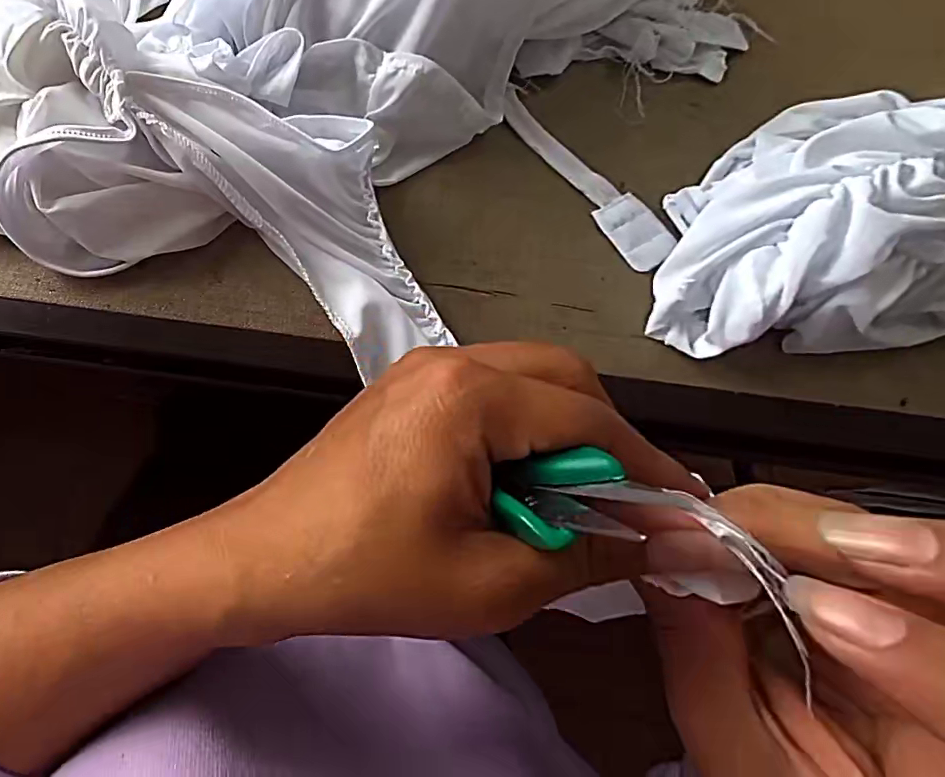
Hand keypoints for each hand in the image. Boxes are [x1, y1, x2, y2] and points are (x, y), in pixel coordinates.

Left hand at [209, 343, 701, 641]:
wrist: (267, 556)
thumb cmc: (363, 571)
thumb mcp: (489, 584)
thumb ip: (584, 557)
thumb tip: (648, 542)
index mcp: (469, 396)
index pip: (588, 416)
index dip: (643, 464)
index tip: (677, 503)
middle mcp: (451, 361)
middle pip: (565, 376)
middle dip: (604, 435)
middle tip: (616, 501)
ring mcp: (427, 365)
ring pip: (530, 375)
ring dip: (562, 428)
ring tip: (562, 497)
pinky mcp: (413, 383)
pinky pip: (493, 385)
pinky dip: (522, 424)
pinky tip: (515, 479)